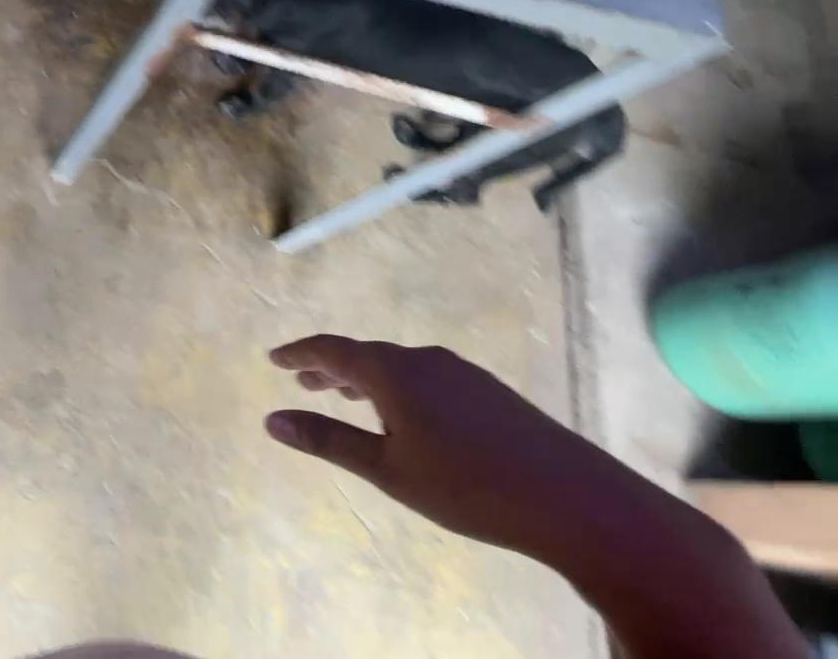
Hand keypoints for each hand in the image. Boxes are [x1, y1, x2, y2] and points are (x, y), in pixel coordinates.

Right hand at [264, 335, 805, 658]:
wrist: (586, 507)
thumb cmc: (471, 490)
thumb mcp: (387, 471)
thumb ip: (328, 440)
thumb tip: (271, 421)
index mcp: (393, 373)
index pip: (330, 350)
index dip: (298, 353)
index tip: (273, 359)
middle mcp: (425, 361)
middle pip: (364, 355)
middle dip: (330, 367)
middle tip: (303, 381)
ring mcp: (464, 375)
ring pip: (398, 366)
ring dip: (365, 378)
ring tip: (348, 397)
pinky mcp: (492, 393)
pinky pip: (426, 376)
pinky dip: (398, 387)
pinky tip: (406, 416)